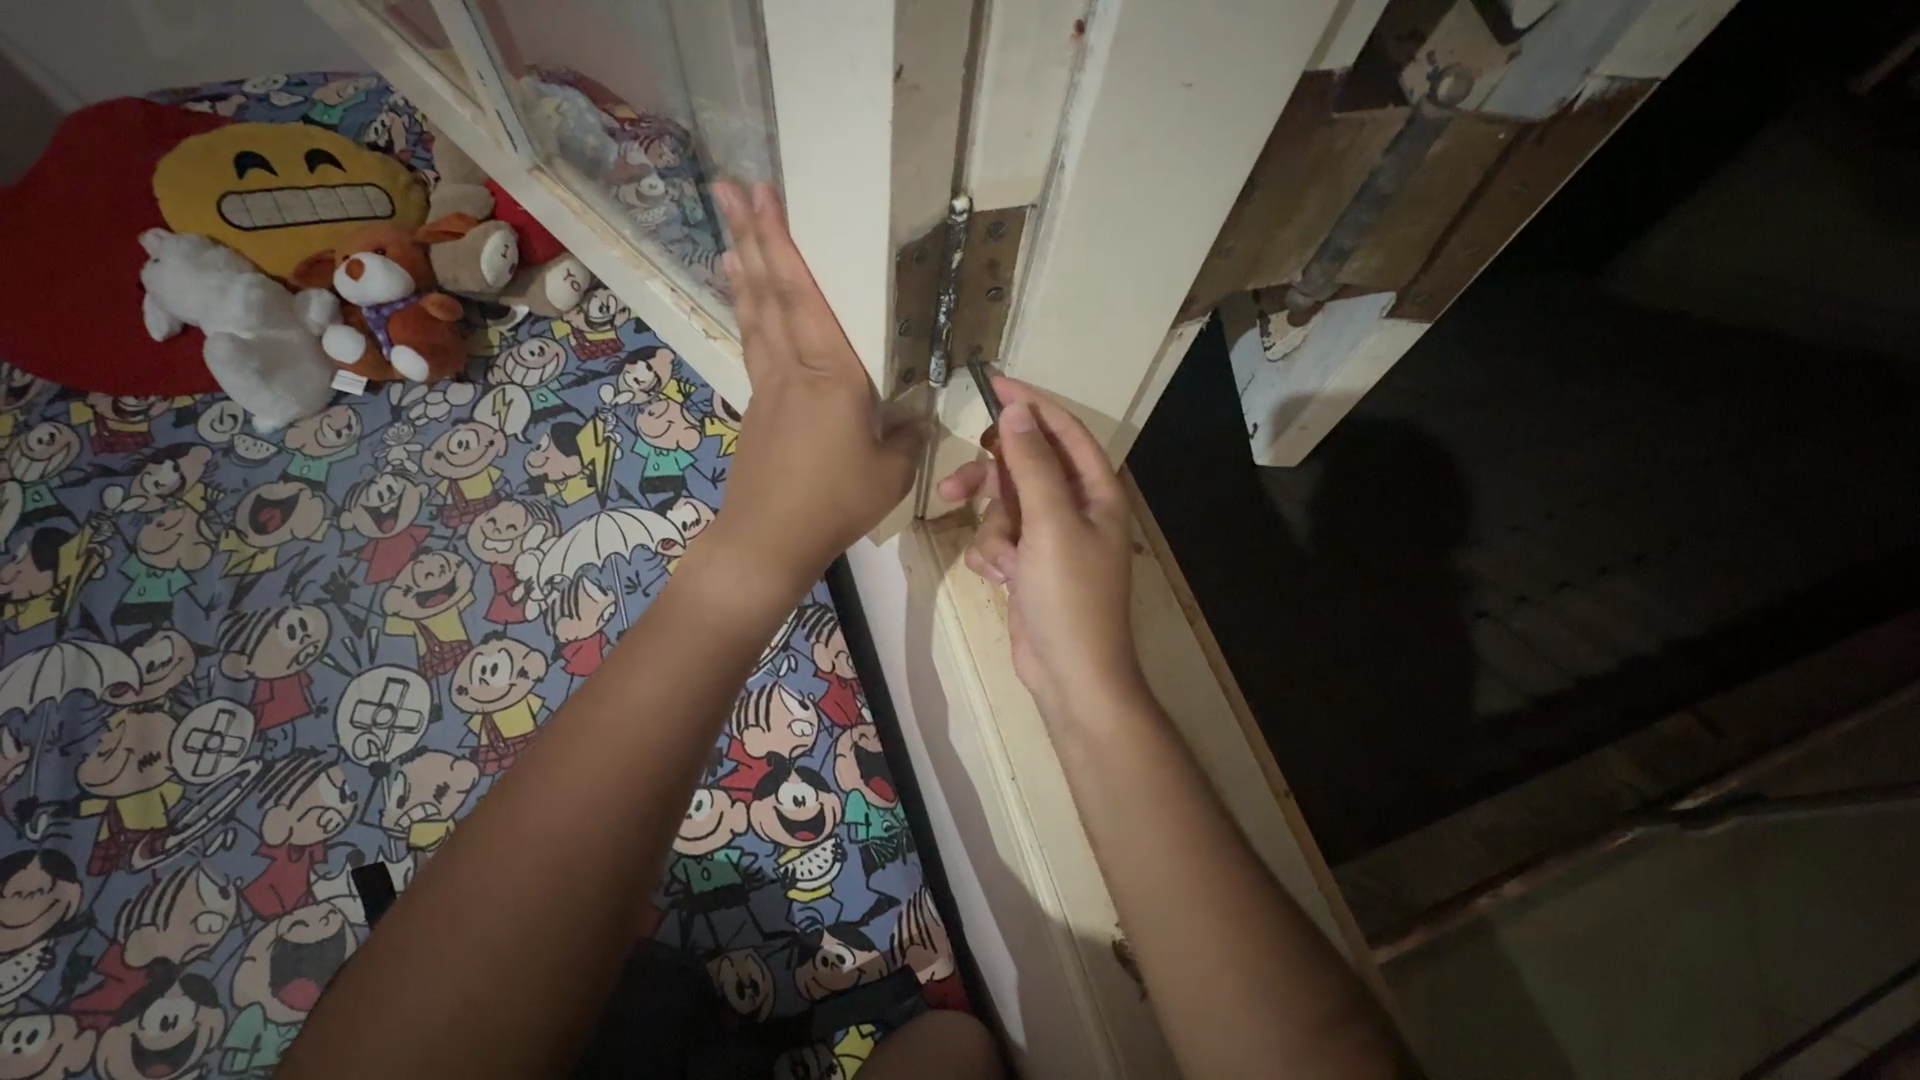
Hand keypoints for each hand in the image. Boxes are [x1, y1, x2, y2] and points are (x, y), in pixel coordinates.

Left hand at [705, 182, 920, 594]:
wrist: (768, 539)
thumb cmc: (834, 502)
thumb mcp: (891, 473)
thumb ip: (907, 437)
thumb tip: (920, 416)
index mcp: (831, 374)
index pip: (803, 295)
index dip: (782, 243)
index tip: (764, 198)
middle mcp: (793, 368)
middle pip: (768, 292)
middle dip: (750, 236)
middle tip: (729, 188)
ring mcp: (768, 387)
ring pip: (754, 316)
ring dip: (741, 269)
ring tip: (727, 232)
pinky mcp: (756, 408)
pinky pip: (752, 345)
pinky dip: (746, 313)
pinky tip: (745, 303)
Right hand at [937, 378, 1140, 714]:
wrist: (1071, 673)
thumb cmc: (1070, 596)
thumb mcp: (1051, 524)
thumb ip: (1033, 465)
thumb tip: (1018, 411)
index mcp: (1096, 491)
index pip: (1063, 430)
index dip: (1031, 404)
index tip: (992, 383)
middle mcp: (1075, 508)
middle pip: (1023, 468)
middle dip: (990, 482)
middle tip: (953, 488)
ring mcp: (1050, 538)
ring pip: (1003, 507)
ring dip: (992, 531)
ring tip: (997, 560)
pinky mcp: (1028, 565)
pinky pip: (997, 540)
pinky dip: (992, 556)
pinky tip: (1000, 580)